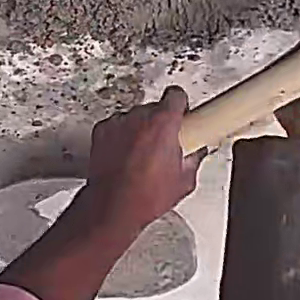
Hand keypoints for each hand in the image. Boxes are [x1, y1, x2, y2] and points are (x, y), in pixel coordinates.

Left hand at [80, 86, 203, 235]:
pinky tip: (125, 157)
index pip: (175, 95)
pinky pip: (116, 126)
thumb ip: (194, 159)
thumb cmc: (146, 195)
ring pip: (134, 117)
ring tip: (141, 156)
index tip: (182, 112)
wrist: (113, 205)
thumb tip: (197, 153)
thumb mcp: (184, 181)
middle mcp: (140, 117)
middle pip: (154, 108)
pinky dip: (120, 136)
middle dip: (159, 122)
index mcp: (163, 123)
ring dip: (139, 129)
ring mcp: (119, 121)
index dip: (180, 103)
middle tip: (162, 144)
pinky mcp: (102, 129)